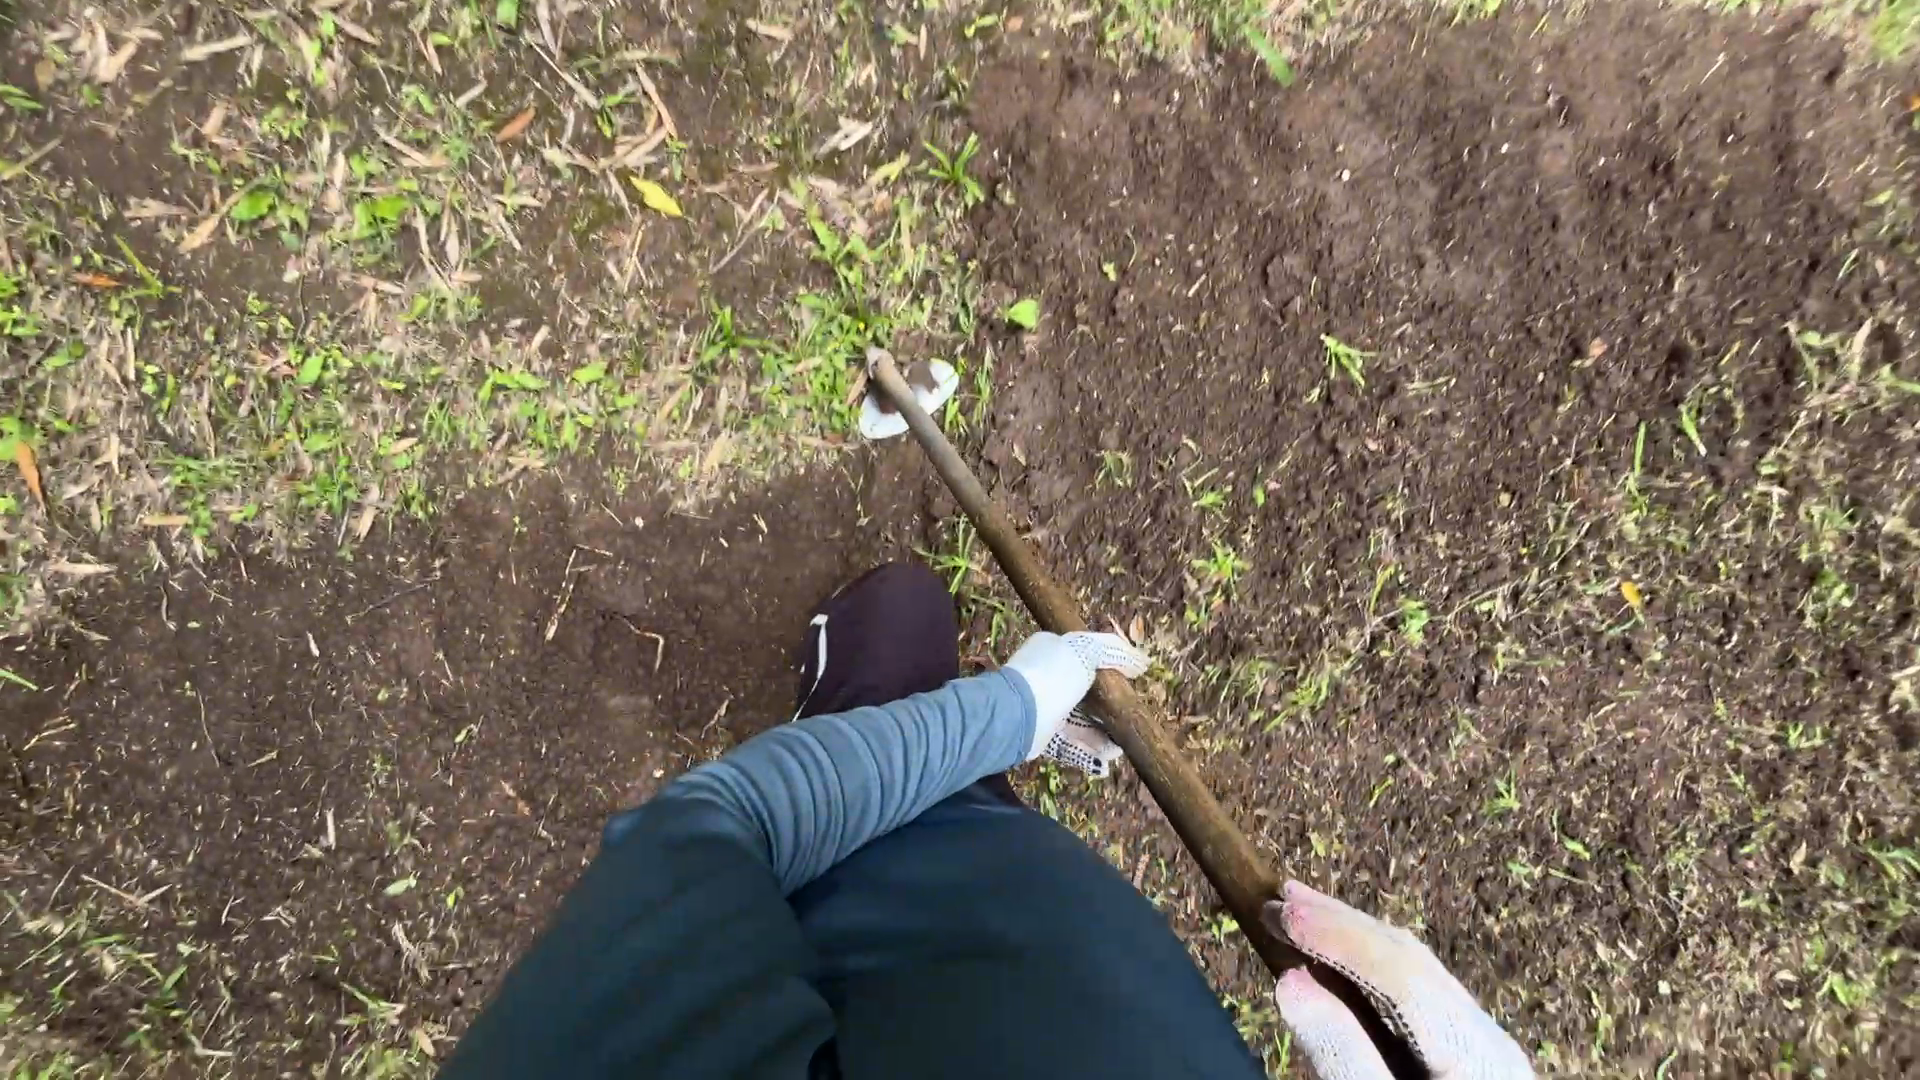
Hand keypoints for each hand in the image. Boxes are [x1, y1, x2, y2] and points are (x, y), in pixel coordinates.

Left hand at [1003, 631, 1148, 775]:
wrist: (1017, 714)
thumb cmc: (1053, 675)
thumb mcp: (1086, 651)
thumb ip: (1113, 651)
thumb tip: (1141, 661)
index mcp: (1052, 650)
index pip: (1085, 655)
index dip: (1109, 667)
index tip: (1131, 681)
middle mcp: (1047, 677)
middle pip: (1085, 692)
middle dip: (1109, 708)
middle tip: (1129, 718)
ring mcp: (1043, 706)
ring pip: (1079, 721)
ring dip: (1101, 736)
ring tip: (1120, 748)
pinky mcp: (1041, 734)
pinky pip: (1069, 743)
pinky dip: (1087, 751)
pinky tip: (1104, 762)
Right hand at [1263, 881, 1532, 1079]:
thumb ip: (1344, 1057)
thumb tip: (1289, 980)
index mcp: (1477, 1054)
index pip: (1399, 972)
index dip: (1336, 933)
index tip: (1277, 909)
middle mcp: (1486, 1037)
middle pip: (1408, 958)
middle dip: (1339, 921)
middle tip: (1276, 899)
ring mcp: (1482, 1045)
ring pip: (1413, 967)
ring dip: (1351, 933)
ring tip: (1299, 911)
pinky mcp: (1469, 1057)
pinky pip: (1415, 989)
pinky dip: (1367, 962)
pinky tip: (1339, 959)